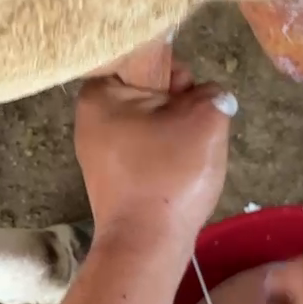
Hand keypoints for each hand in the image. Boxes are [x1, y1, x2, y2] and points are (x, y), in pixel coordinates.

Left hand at [75, 64, 232, 250]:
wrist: (147, 244)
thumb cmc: (169, 174)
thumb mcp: (205, 117)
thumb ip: (212, 93)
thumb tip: (210, 99)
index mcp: (99, 92)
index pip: (141, 59)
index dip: (174, 70)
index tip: (188, 94)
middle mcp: (90, 118)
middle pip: (149, 92)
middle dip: (179, 105)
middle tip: (193, 129)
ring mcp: (99, 151)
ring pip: (153, 124)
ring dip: (178, 134)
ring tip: (189, 156)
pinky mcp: (112, 178)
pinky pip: (147, 152)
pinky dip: (167, 158)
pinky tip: (179, 175)